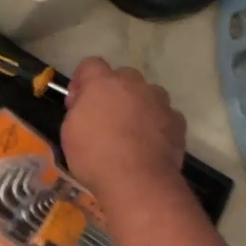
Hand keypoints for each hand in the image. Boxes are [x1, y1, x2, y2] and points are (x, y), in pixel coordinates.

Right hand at [61, 58, 187, 207]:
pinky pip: (163, 116)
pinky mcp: (177, 121)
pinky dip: (155, 126)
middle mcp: (135, 85)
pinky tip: (147, 146)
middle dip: (112, 93)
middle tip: (104, 119)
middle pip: (123, 77)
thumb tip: (85, 105)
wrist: (136, 180)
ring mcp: (160, 101)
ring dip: (137, 106)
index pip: (90, 65)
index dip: (81, 81)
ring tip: (130, 134)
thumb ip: (78, 110)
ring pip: (147, 95)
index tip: (76, 103)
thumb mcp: (69, 133)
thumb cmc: (94, 156)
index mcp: (103, 84)